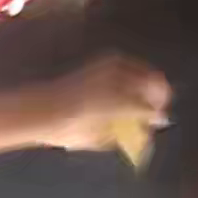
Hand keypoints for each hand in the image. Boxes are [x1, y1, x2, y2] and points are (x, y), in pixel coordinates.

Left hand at [35, 54, 171, 152]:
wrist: (38, 108)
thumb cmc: (63, 128)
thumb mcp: (93, 139)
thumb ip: (121, 135)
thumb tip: (141, 135)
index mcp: (119, 103)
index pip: (149, 106)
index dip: (157, 114)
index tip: (160, 119)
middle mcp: (122, 80)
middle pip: (155, 83)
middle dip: (160, 95)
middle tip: (157, 106)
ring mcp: (116, 67)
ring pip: (147, 71)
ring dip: (150, 84)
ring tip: (146, 96)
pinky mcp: (110, 59)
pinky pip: (134, 65)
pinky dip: (138, 74)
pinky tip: (130, 85)